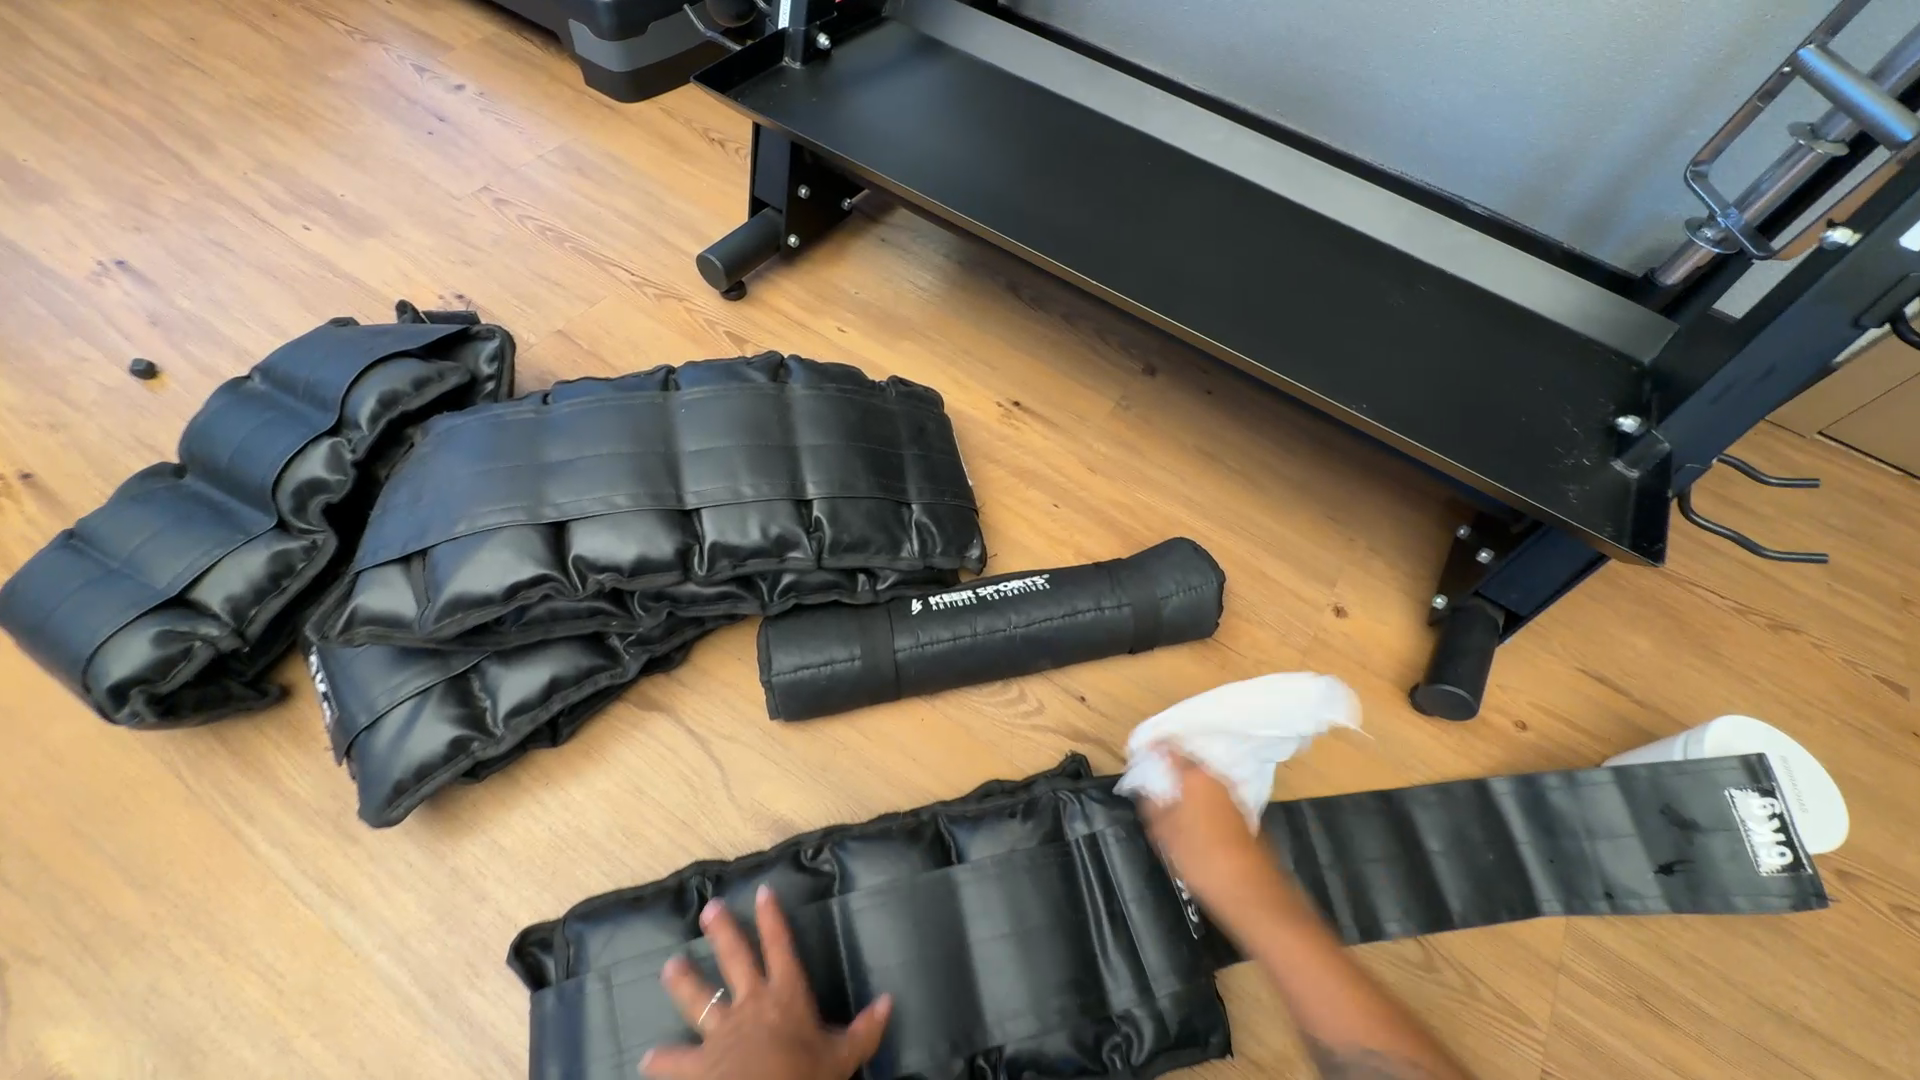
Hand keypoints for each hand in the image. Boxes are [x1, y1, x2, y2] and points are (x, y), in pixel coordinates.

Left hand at [644, 885, 892, 1079]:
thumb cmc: (804, 1078)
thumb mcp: (843, 1058)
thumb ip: (865, 1030)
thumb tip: (889, 1001)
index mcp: (786, 997)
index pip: (780, 947)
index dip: (771, 918)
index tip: (761, 891)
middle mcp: (751, 1005)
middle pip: (735, 960)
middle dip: (722, 933)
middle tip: (708, 908)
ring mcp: (720, 1033)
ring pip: (698, 999)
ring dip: (683, 982)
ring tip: (669, 966)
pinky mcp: (697, 1065)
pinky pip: (676, 1060)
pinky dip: (662, 1060)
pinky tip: (648, 1058)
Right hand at [1133, 750, 1302, 934]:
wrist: (1250, 892)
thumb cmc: (1201, 857)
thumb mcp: (1165, 833)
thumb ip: (1152, 806)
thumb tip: (1145, 789)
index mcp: (1196, 776)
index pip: (1170, 748)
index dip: (1154, 749)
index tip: (1139, 753)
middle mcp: (1218, 779)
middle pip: (1190, 763)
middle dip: (1171, 766)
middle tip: (1152, 774)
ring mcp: (1234, 798)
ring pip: (1204, 782)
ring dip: (1187, 785)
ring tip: (1168, 796)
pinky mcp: (1243, 817)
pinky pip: (1215, 798)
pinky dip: (1201, 800)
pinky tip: (1191, 817)